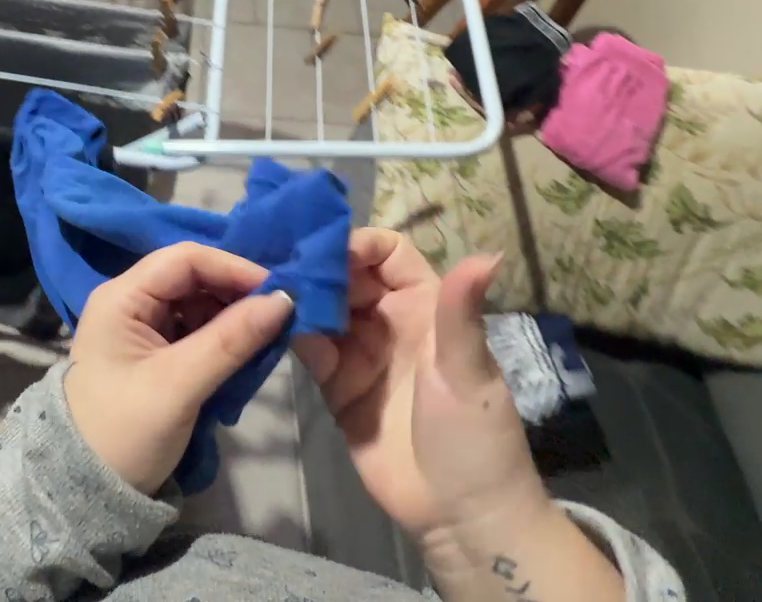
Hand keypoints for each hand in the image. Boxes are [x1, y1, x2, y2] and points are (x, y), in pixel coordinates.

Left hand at [63, 242, 295, 494]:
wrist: (86, 495)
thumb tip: (284, 300)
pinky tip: (247, 349)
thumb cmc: (124, 434)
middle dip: (236, 291)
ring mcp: (139, 326)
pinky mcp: (152, 351)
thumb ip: (231, 340)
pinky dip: (222, 335)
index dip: (233, 268)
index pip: (185, 259)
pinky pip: (194, 327)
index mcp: (122, 297)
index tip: (278, 289)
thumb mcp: (180, 386)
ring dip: (232, 314)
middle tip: (280, 312)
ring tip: (268, 333)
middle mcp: (129, 301)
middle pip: (192, 277)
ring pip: (196, 302)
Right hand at [291, 230, 546, 542]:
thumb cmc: (474, 435)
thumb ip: (461, 310)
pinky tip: (280, 328)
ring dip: (302, 298)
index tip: (325, 251)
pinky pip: (311, 348)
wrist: (459, 518)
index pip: (387, 253)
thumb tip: (489, 253)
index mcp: (425, 306)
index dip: (357, 245)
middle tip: (283, 266)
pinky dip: (295, 334)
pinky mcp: (337, 385)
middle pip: (347, 276)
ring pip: (324, 308)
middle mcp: (389, 320)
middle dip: (319, 268)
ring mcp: (361, 353)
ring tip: (272, 290)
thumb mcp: (467, 369)